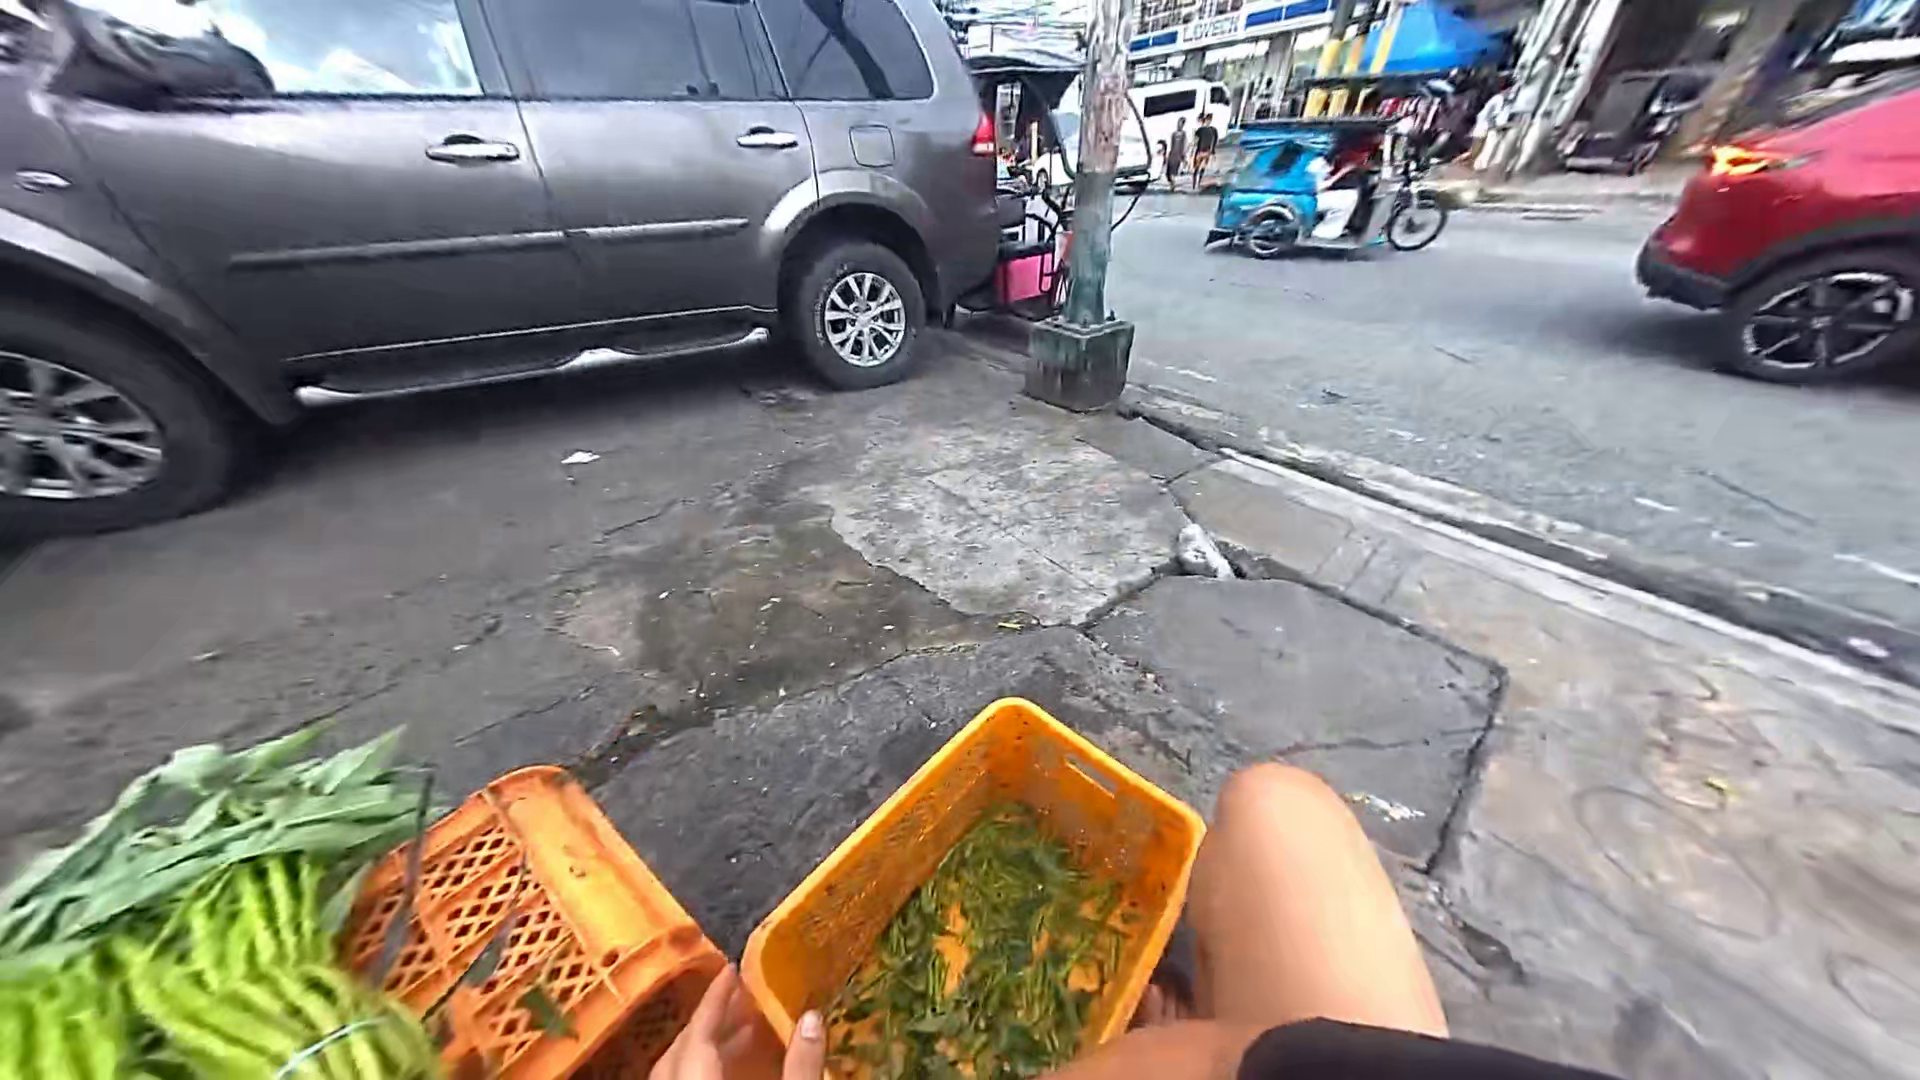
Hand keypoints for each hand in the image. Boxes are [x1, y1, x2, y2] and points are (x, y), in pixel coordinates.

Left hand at [650, 965, 827, 1079]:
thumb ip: (801, 1068)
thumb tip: (813, 1017)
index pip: (696, 1037)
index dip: (713, 999)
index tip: (733, 966)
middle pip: (678, 1053)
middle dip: (708, 1017)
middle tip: (744, 990)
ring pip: (677, 1074)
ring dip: (707, 1044)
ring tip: (749, 1023)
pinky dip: (705, 1069)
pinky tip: (740, 1064)